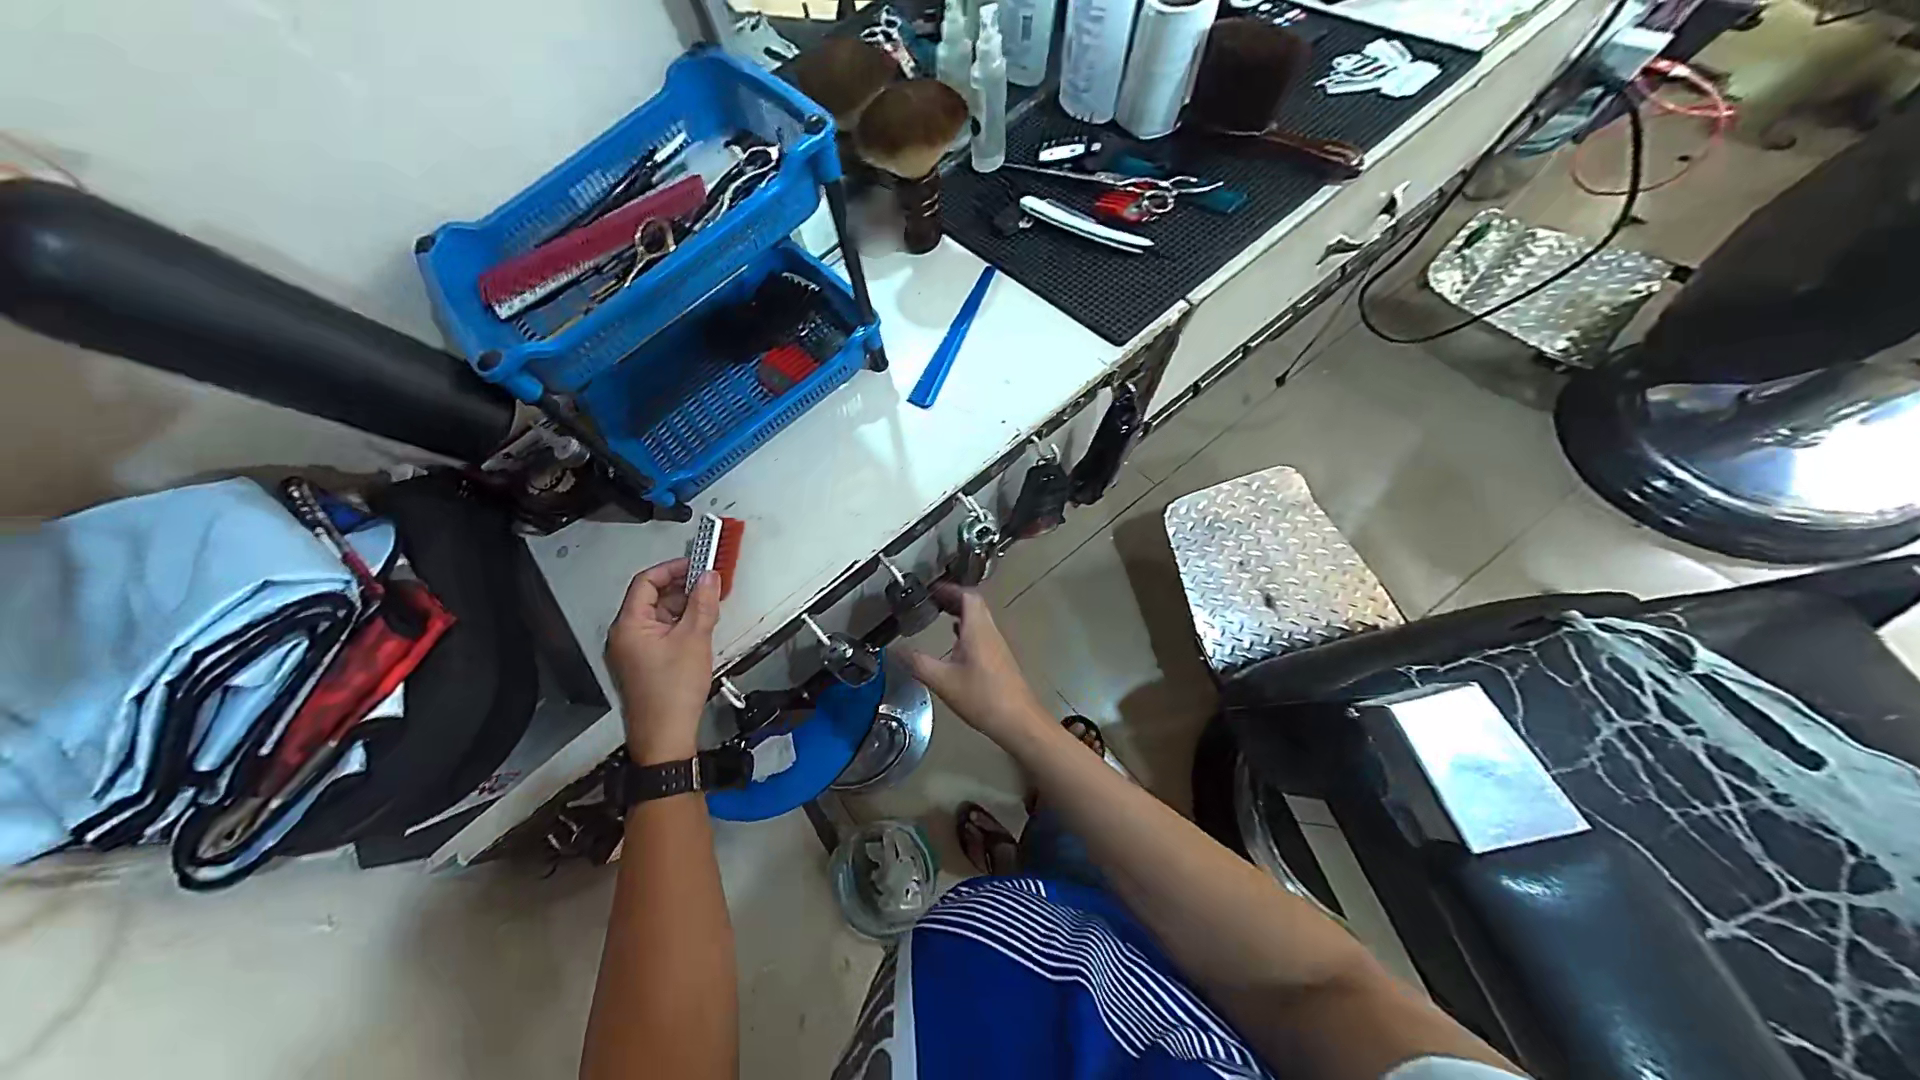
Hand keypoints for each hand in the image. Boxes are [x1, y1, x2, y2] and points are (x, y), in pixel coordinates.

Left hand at [605, 558, 720, 764]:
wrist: (666, 735)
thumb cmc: (673, 693)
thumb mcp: (695, 639)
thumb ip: (703, 603)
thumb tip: (708, 577)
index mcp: (629, 625)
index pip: (645, 582)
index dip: (671, 569)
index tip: (696, 566)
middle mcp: (625, 635)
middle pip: (651, 597)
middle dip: (681, 588)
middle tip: (709, 585)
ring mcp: (634, 650)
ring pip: (658, 615)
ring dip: (683, 607)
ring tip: (709, 606)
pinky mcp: (644, 663)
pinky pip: (661, 632)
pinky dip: (680, 624)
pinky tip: (700, 628)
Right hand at [899, 584, 1052, 746]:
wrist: (1018, 721)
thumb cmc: (982, 697)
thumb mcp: (943, 681)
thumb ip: (918, 663)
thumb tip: (893, 650)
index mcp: (978, 630)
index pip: (967, 596)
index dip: (949, 589)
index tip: (930, 589)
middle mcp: (990, 632)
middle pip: (974, 605)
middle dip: (952, 598)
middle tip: (931, 600)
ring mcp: (997, 645)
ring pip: (979, 619)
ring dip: (960, 613)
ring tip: (938, 615)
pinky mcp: (999, 659)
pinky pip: (982, 633)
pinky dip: (967, 629)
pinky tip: (956, 641)